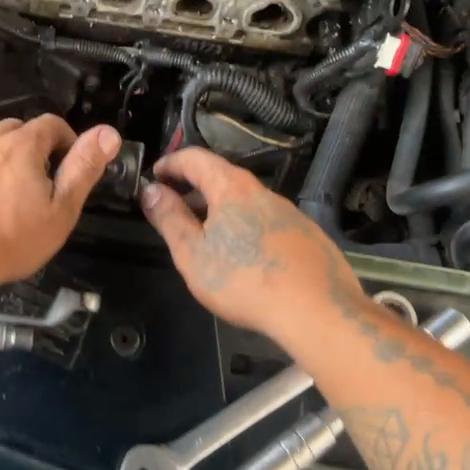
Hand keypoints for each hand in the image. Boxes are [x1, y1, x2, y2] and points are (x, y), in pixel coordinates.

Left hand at [0, 116, 120, 290]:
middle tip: (37, 184)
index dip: (66, 141)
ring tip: (5, 187)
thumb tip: (108, 132)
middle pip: (19, 129)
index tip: (68, 167)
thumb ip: (84, 169)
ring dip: (2, 152)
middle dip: (33, 148)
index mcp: (23, 144)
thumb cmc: (11, 239)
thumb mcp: (60, 211)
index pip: (52, 123)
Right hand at [138, 148, 365, 342]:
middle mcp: (262, 191)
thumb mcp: (193, 254)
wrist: (318, 312)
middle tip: (175, 209)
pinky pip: (267, 221)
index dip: (170, 163)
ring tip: (207, 236)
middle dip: (194, 188)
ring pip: (246, 201)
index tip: (154, 176)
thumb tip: (151, 190)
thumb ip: (169, 219)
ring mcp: (289, 212)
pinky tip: (246, 257)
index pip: (194, 157)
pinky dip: (246, 227)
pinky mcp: (307, 235)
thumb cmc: (244, 281)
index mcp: (231, 187)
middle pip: (222, 177)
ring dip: (221, 210)